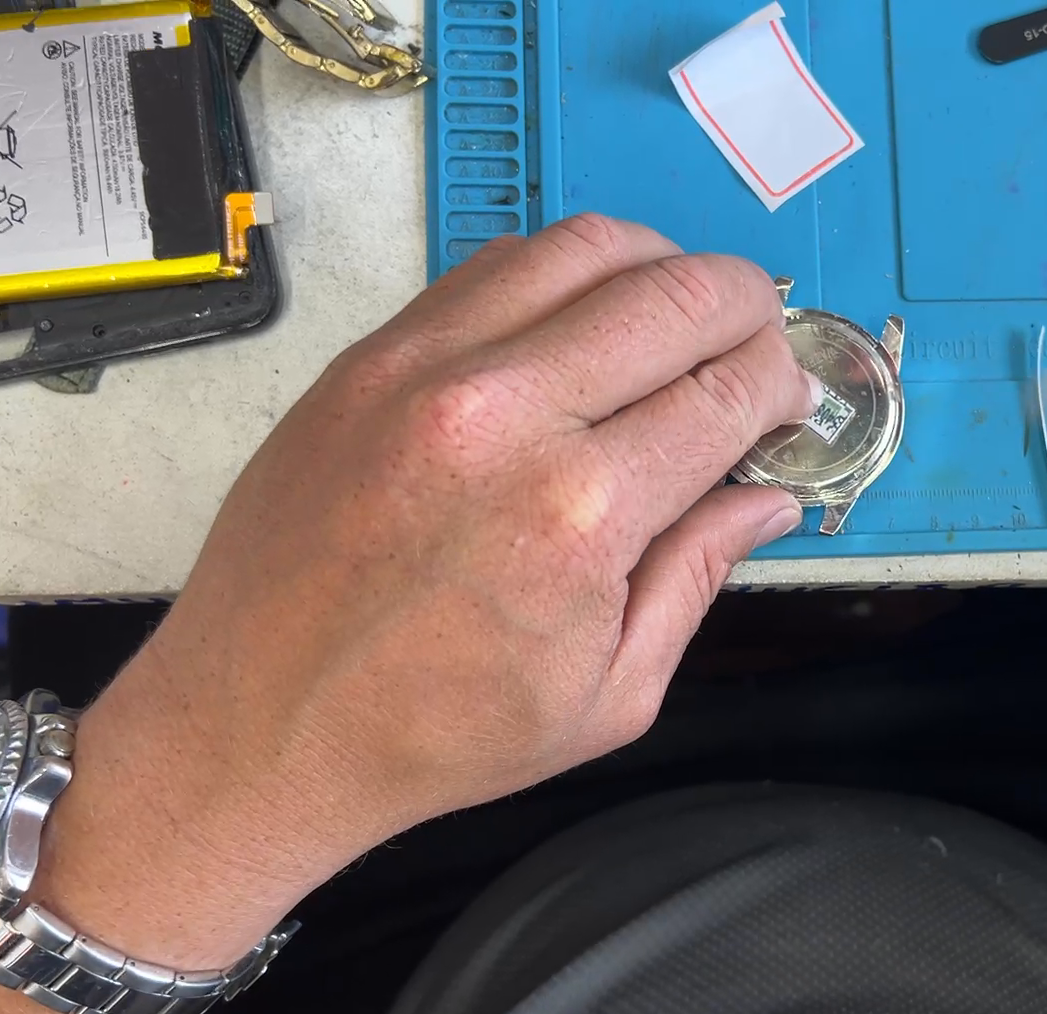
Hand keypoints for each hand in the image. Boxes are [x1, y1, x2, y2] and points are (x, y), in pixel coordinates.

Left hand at [34, 215, 819, 965]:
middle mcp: (509, 415)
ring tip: (687, 322)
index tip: (790, 403)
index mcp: (583, 516)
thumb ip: (702, 574)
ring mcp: (427, 366)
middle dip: (750, 309)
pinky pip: (504, 261)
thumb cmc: (445, 734)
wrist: (255, 727)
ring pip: (594, 245)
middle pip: (678, 295)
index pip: (727, 392)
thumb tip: (771, 496)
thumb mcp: (614, 692)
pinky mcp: (374, 353)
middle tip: (760, 349)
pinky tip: (596, 319)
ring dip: (670, 270)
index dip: (783, 385)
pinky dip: (579, 269)